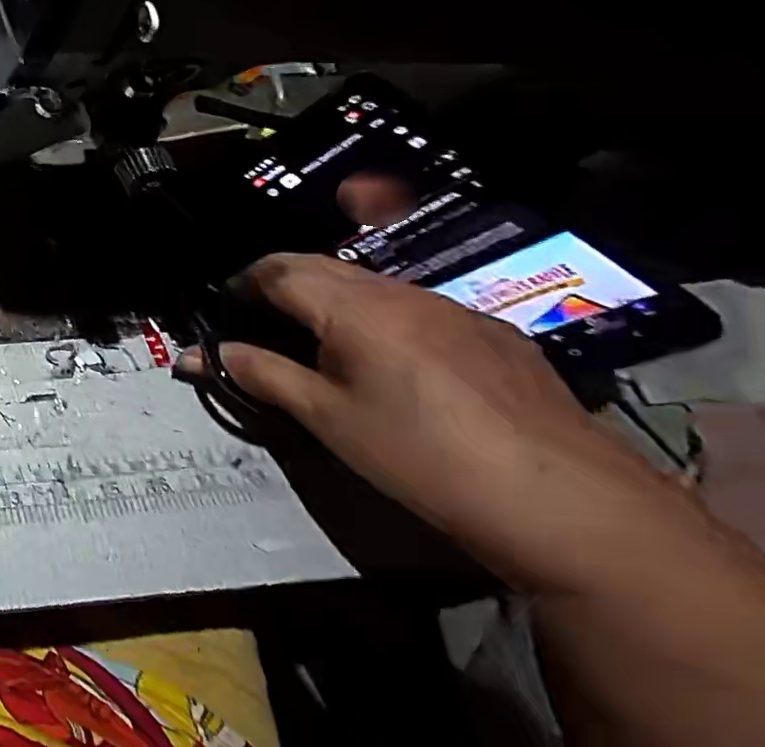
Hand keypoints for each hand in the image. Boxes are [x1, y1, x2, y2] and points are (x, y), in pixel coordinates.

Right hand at [181, 254, 712, 592]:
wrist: (562, 499)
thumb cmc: (421, 456)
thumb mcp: (328, 419)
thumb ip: (262, 376)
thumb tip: (202, 354)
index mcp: (353, 306)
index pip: (279, 270)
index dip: (245, 282)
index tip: (227, 305)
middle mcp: (399, 290)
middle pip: (323, 266)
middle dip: (283, 282)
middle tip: (262, 319)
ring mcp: (450, 305)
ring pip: (371, 284)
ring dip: (334, 300)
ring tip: (323, 345)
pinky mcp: (489, 329)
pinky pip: (417, 307)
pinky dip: (383, 318)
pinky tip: (397, 366)